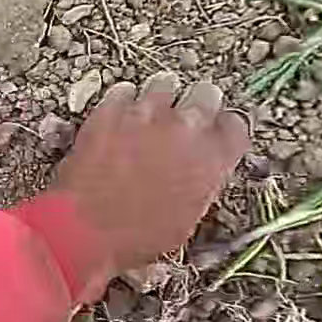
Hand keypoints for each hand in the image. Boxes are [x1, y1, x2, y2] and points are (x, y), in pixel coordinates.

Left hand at [50, 73, 249, 276]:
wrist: (85, 229)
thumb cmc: (138, 237)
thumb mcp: (187, 218)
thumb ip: (200, 182)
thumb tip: (197, 171)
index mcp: (213, 158)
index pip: (236, 125)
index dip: (223, 130)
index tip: (213, 135)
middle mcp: (187, 127)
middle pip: (206, 95)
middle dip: (198, 105)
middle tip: (183, 120)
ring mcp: (147, 113)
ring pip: (164, 84)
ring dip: (161, 97)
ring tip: (150, 114)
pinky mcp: (111, 109)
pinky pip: (124, 91)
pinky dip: (124, 101)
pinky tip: (120, 116)